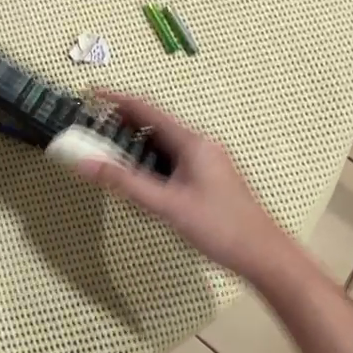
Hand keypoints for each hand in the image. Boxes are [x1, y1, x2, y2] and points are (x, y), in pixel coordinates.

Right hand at [72, 91, 291, 279]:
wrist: (267, 259)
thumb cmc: (222, 229)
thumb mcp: (167, 206)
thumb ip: (124, 183)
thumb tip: (85, 164)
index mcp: (191, 141)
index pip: (145, 108)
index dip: (116, 98)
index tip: (92, 93)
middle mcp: (200, 144)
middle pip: (153, 123)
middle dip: (122, 122)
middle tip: (94, 127)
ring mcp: (206, 160)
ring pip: (163, 141)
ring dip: (136, 142)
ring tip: (110, 150)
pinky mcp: (209, 177)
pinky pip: (172, 156)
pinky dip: (150, 158)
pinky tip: (140, 176)